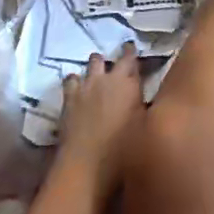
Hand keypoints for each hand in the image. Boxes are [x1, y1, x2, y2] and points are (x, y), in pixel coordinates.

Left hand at [55, 44, 144, 186]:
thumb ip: (143, 105)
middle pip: (118, 57)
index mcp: (131, 84)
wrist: (86, 162)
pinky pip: (71, 78)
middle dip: (122, 54)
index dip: (135, 54)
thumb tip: (143, 96)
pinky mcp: (70, 95)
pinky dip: (76, 79)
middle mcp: (111, 78)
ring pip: (94, 61)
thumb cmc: (121, 150)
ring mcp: (89, 84)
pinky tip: (77, 86)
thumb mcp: (142, 125)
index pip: (135, 60)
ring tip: (98, 70)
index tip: (135, 51)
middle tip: (122, 56)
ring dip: (97, 64)